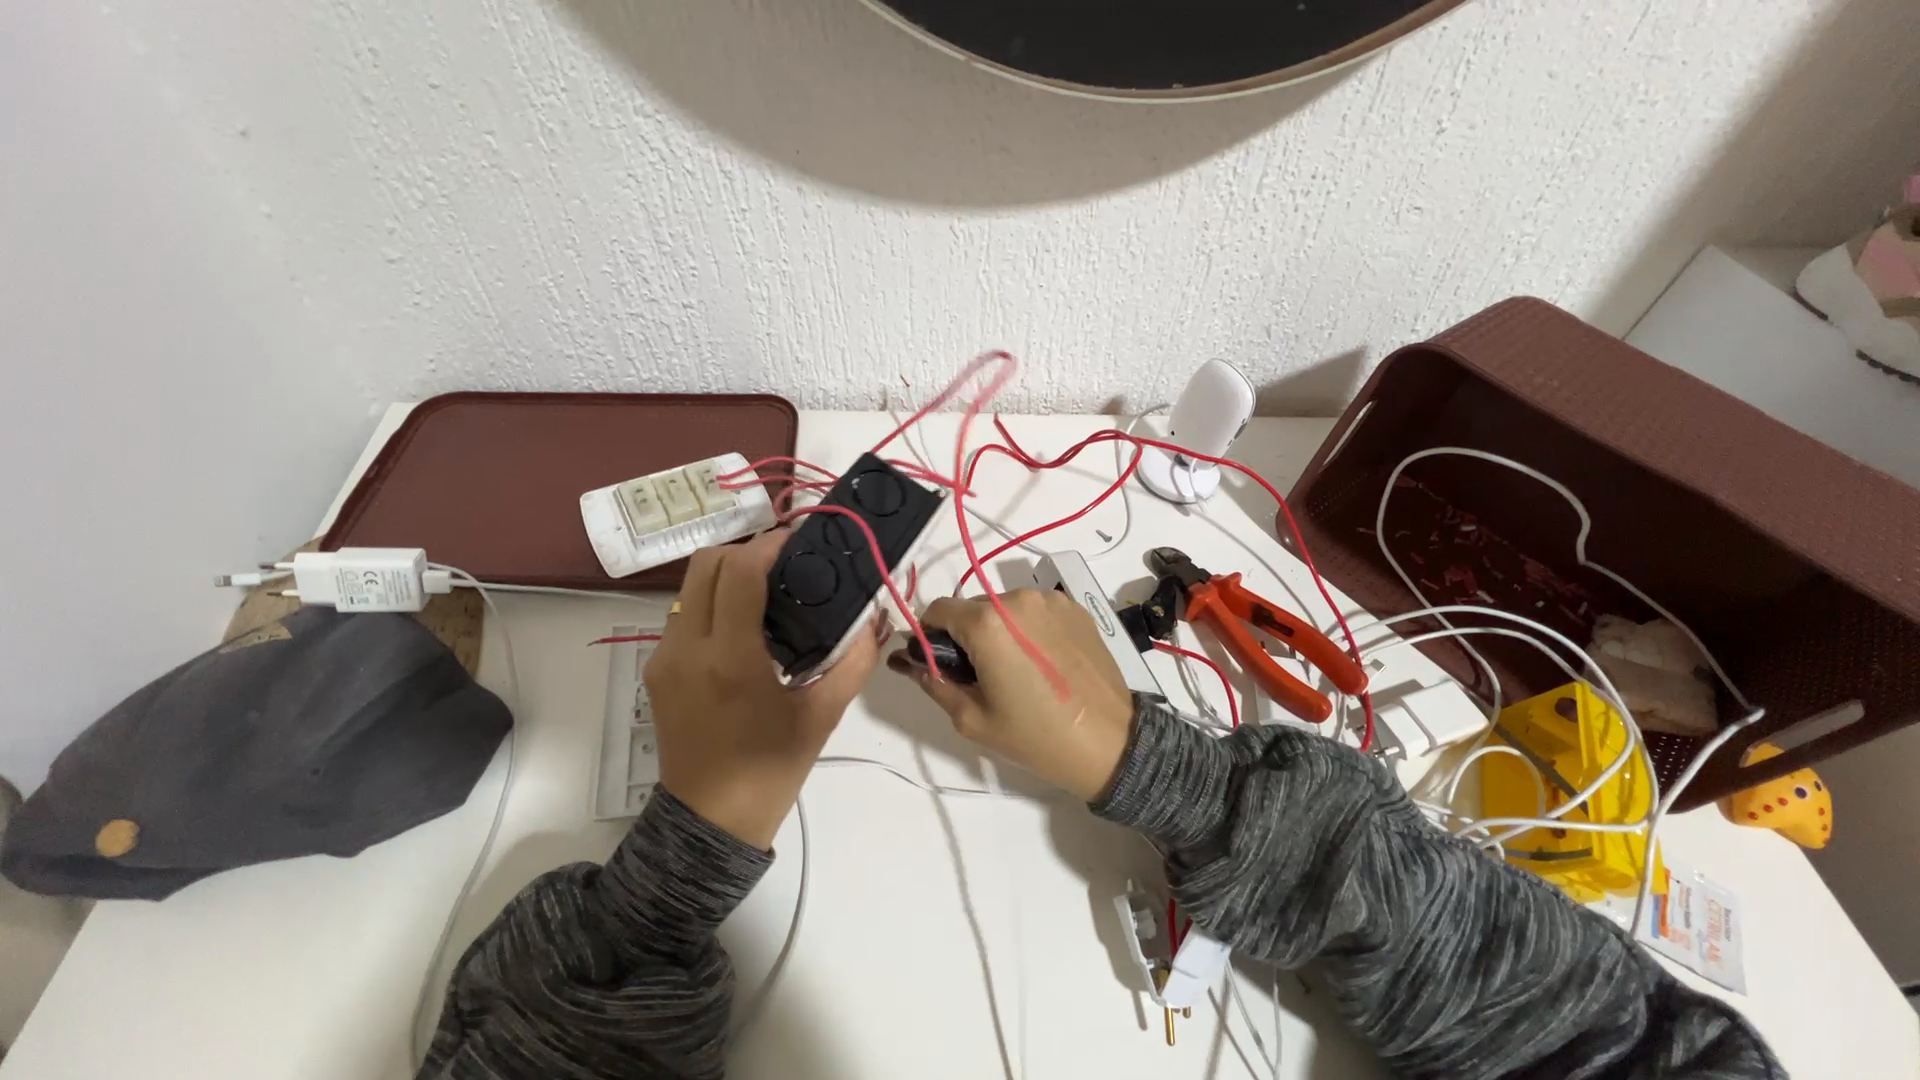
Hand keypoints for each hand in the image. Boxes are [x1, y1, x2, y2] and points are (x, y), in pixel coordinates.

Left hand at [646, 530, 881, 848]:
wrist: (710, 821)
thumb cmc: (771, 769)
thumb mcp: (823, 715)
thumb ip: (855, 661)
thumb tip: (877, 619)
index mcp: (729, 658)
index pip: (738, 572)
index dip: (768, 545)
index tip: (798, 539)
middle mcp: (687, 648)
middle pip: (704, 564)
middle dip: (744, 550)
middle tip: (783, 561)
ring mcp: (663, 659)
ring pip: (688, 587)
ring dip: (725, 574)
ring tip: (765, 588)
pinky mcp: (656, 671)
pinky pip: (682, 615)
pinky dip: (711, 602)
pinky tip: (742, 625)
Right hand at [889, 590, 1133, 800]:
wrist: (1109, 743)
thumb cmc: (1035, 736)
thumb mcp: (972, 718)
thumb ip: (934, 681)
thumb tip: (906, 660)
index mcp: (988, 623)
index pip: (937, 611)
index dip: (929, 636)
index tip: (939, 664)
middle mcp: (1018, 599)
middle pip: (972, 608)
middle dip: (965, 636)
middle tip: (978, 677)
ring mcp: (1051, 600)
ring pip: (1004, 608)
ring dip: (998, 632)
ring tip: (1016, 672)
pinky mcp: (1075, 608)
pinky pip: (1034, 612)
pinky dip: (1028, 630)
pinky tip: (1042, 664)